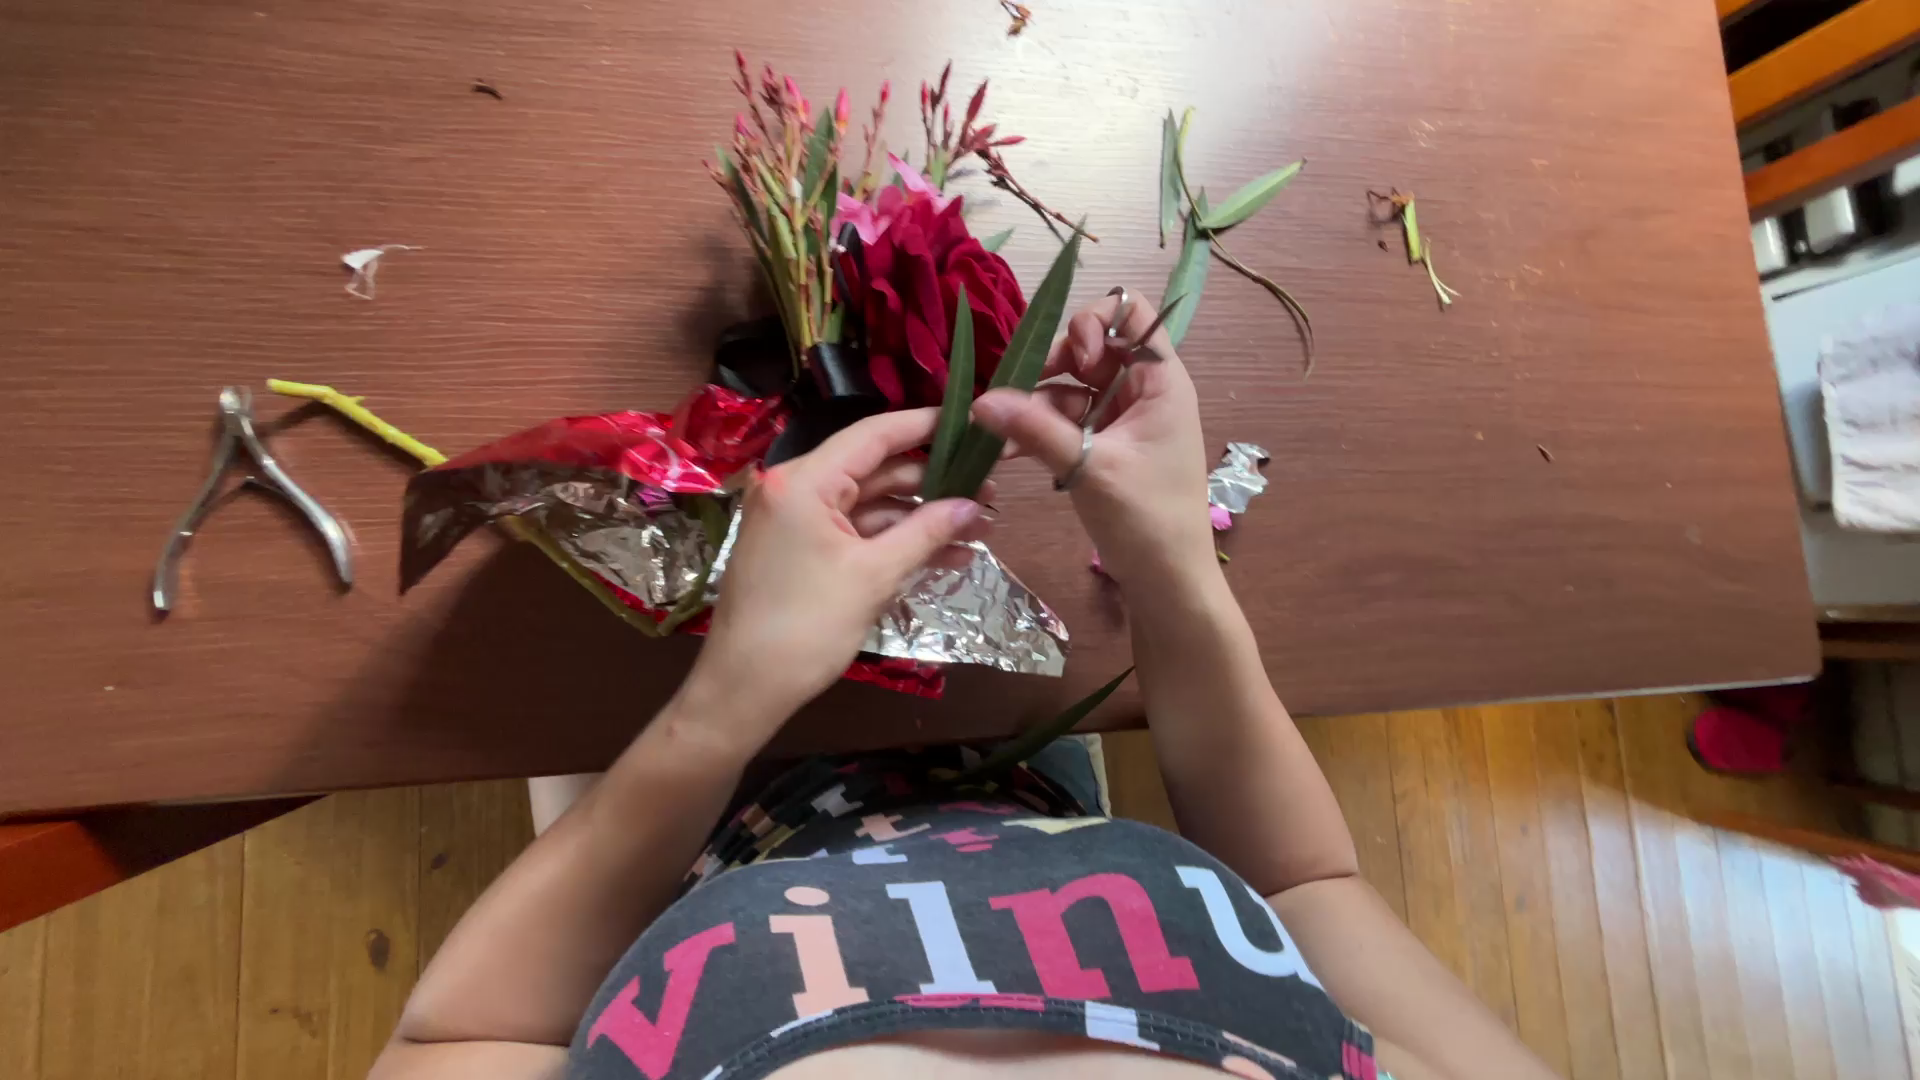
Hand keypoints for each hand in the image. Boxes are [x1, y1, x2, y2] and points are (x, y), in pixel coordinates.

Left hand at [683, 408, 992, 750]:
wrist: (745, 689)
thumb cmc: (806, 628)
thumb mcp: (873, 576)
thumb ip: (926, 532)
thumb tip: (974, 507)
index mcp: (803, 481)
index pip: (873, 435)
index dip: (924, 426)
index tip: (969, 423)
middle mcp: (796, 488)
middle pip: (876, 471)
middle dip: (933, 484)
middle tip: (988, 493)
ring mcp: (797, 519)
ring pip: (870, 506)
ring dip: (920, 518)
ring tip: (977, 531)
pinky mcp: (802, 548)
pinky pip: (856, 532)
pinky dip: (894, 541)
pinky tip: (943, 555)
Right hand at [970, 292, 1215, 597]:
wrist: (1167, 581)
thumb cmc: (1146, 518)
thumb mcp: (1090, 468)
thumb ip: (1035, 429)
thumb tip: (979, 401)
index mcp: (1160, 380)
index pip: (1131, 314)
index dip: (1093, 323)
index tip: (1070, 361)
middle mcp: (1142, 391)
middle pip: (1090, 350)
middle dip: (1049, 368)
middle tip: (1014, 396)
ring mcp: (1121, 420)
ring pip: (1071, 389)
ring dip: (1034, 406)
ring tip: (997, 434)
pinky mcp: (1103, 447)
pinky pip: (1067, 423)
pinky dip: (1039, 432)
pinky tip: (1007, 451)